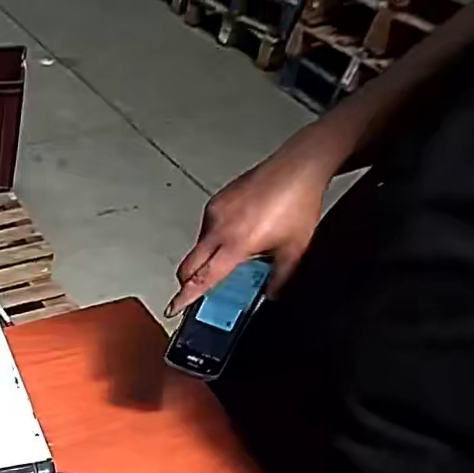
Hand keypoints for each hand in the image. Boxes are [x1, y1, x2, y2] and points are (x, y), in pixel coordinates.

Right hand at [165, 141, 334, 315]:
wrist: (300, 164)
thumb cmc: (298, 200)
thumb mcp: (295, 248)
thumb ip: (281, 277)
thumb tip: (273, 295)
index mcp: (236, 243)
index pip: (203, 278)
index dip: (186, 296)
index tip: (173, 308)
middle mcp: (219, 228)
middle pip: (188, 266)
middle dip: (187, 282)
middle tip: (193, 289)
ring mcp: (215, 213)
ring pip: (198, 248)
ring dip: (206, 257)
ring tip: (232, 251)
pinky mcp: (216, 201)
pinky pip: (206, 229)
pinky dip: (215, 238)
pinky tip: (235, 232)